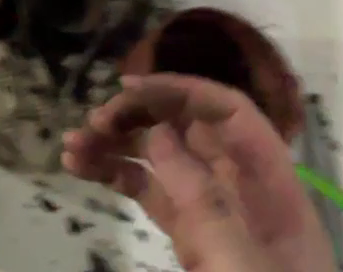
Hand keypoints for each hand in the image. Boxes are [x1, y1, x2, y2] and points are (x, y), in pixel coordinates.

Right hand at [61, 75, 329, 271]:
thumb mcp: (237, 263)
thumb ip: (204, 201)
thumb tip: (161, 133)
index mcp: (271, 189)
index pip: (230, 114)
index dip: (180, 90)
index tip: (127, 88)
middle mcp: (240, 190)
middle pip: (186, 127)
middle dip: (135, 114)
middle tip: (94, 122)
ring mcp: (212, 211)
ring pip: (158, 154)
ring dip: (112, 142)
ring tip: (71, 146)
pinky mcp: (188, 233)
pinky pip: (147, 187)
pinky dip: (112, 172)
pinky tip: (78, 168)